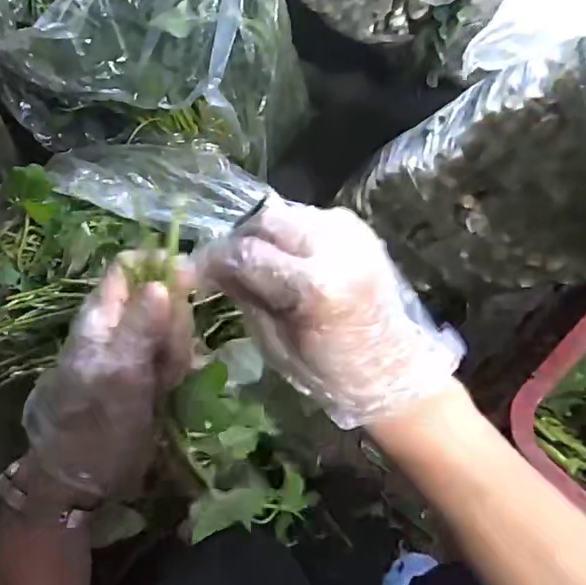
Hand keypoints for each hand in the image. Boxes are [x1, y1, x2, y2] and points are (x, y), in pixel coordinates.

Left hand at [20, 255, 194, 503]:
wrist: (80, 479)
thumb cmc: (91, 424)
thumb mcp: (117, 374)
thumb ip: (140, 327)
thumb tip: (162, 280)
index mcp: (101, 316)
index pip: (130, 267)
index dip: (159, 266)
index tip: (189, 283)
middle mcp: (119, 327)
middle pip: (161, 296)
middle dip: (175, 321)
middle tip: (169, 356)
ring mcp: (136, 351)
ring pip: (172, 327)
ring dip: (177, 350)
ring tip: (165, 381)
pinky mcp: (150, 375)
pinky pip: (174, 355)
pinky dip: (178, 369)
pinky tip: (169, 389)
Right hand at [201, 200, 461, 428]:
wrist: (393, 370)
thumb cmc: (329, 372)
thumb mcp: (275, 342)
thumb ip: (244, 294)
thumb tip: (207, 267)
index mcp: (316, 286)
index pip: (247, 252)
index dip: (213, 259)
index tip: (192, 271)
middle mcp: (336, 247)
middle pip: (265, 218)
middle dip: (237, 239)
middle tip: (221, 264)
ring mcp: (352, 233)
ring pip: (286, 212)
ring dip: (262, 234)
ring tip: (253, 262)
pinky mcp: (359, 228)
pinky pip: (307, 218)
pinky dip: (288, 234)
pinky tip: (284, 258)